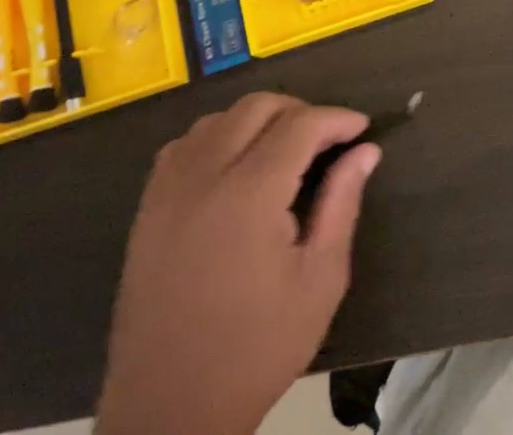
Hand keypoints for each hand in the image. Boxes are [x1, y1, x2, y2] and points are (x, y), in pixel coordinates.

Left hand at [96, 93, 380, 434]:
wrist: (170, 408)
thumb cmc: (258, 347)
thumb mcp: (320, 279)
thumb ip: (342, 204)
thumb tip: (365, 151)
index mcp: (248, 196)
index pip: (299, 125)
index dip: (337, 119)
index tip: (364, 129)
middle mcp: (202, 179)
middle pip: (255, 108)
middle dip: (301, 111)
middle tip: (330, 141)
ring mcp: (166, 193)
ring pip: (216, 119)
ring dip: (258, 121)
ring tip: (288, 152)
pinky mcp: (146, 211)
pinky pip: (183, 147)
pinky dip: (218, 138)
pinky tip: (238, 168)